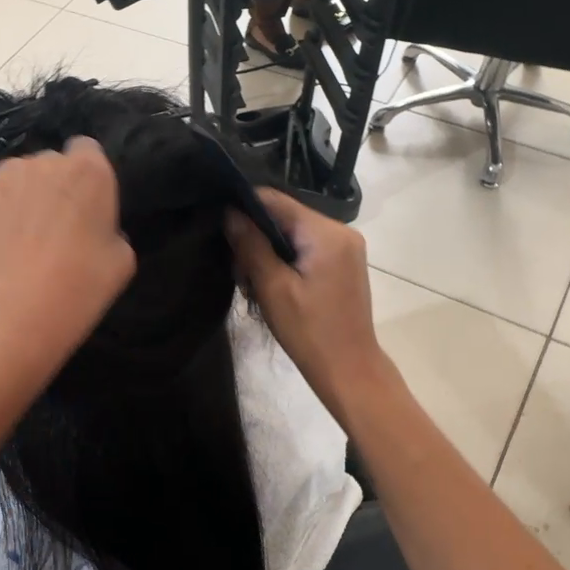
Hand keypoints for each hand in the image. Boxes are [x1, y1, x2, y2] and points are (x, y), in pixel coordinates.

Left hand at [0, 137, 134, 376]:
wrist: (7, 314)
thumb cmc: (76, 288)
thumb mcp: (121, 263)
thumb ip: (111, 231)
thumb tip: (93, 230)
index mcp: (87, 171)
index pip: (88, 150)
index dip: (87, 176)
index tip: (86, 206)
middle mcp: (42, 162)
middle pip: (51, 164)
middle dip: (55, 187)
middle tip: (57, 230)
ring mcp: (1, 179)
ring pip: (18, 179)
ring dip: (24, 198)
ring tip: (23, 240)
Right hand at [225, 189, 399, 422]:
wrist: (349, 369)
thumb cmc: (310, 331)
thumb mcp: (273, 288)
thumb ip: (251, 246)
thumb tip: (230, 213)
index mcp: (326, 232)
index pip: (275, 200)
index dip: (243, 208)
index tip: (220, 229)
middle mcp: (341, 231)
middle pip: (284, 216)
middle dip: (256, 237)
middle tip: (238, 270)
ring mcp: (345, 247)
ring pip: (293, 233)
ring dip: (268, 252)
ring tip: (252, 283)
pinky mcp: (343, 263)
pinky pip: (306, 248)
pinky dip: (285, 260)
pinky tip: (271, 285)